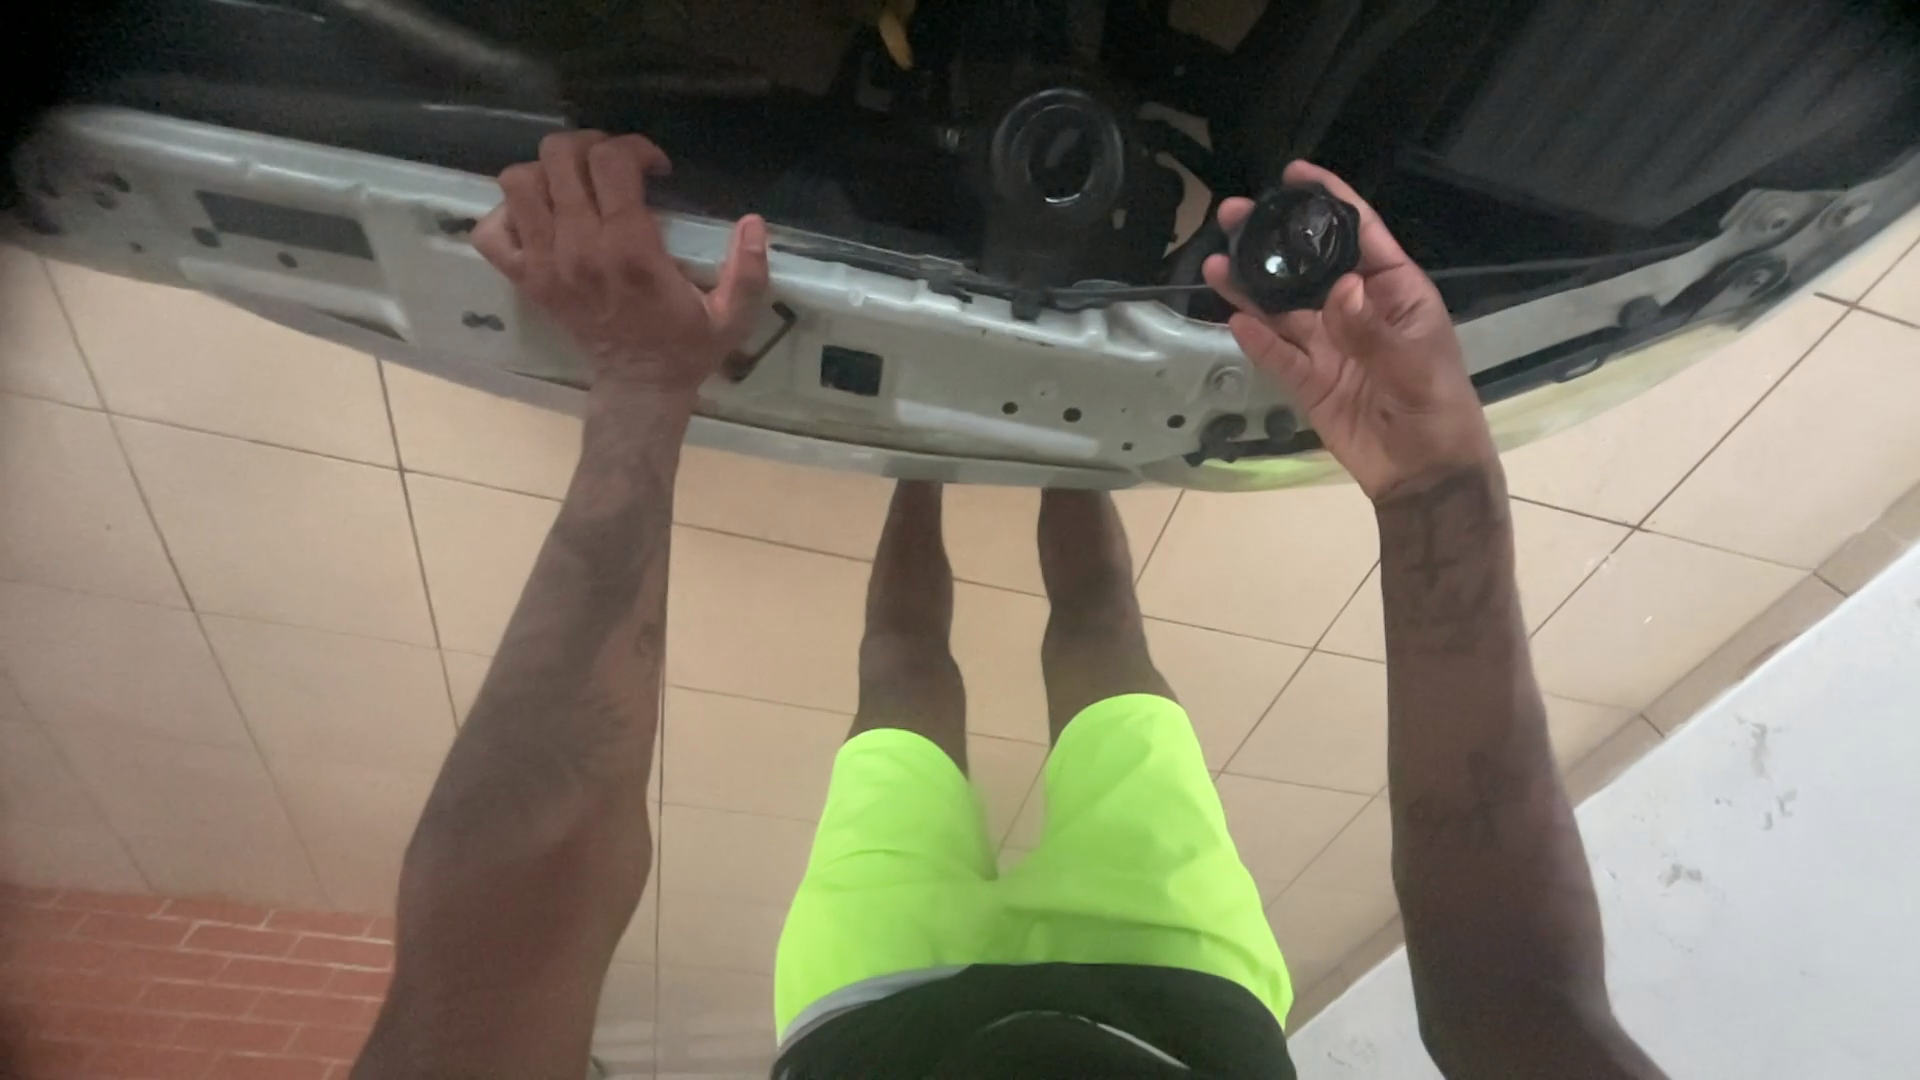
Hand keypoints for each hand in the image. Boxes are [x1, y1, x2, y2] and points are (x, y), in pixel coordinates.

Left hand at [472, 130, 770, 401]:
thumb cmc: (687, 348)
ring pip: (519, 182)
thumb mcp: (732, 316)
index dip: (635, 148)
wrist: (641, 387)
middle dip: (590, 147)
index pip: (612, 163)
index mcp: (631, 250)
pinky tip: (539, 219)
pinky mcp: (527, 280)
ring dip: (547, 173)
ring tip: (577, 187)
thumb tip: (754, 222)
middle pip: (559, 158)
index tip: (656, 168)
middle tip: (614, 167)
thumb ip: (749, 271)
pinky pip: (491, 230)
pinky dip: (507, 214)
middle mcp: (580, 248)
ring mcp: (546, 264)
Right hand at [1203, 161, 1495, 501]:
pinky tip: (1232, 319)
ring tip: (1216, 264)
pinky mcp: (1306, 382)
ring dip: (1251, 289)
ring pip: (1282, 311)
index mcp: (1393, 293)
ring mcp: (1327, 348)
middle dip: (1273, 243)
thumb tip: (1337, 289)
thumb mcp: (1413, 361)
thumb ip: (1371, 326)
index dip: (1329, 203)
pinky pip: (1276, 357)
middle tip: (1233, 217)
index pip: (1359, 236)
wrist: (1421, 469)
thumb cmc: (1435, 406)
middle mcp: (1354, 312)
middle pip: (1308, 269)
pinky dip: (1255, 341)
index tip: (1296, 176)